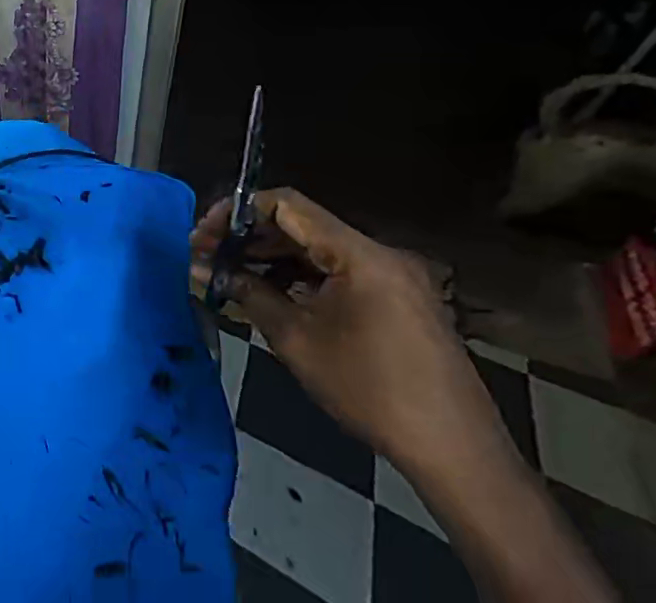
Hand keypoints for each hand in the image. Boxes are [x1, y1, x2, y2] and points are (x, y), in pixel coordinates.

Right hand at [191, 189, 512, 478]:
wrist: (455, 451)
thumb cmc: (368, 389)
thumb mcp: (294, 338)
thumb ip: (246, 291)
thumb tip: (201, 267)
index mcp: (360, 255)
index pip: (286, 205)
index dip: (237, 212)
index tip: (203, 236)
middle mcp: (380, 254)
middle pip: (299, 224)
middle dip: (248, 236)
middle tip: (206, 256)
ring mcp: (392, 276)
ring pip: (315, 248)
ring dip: (269, 257)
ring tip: (229, 276)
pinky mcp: (396, 298)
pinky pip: (336, 270)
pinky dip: (298, 275)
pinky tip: (269, 294)